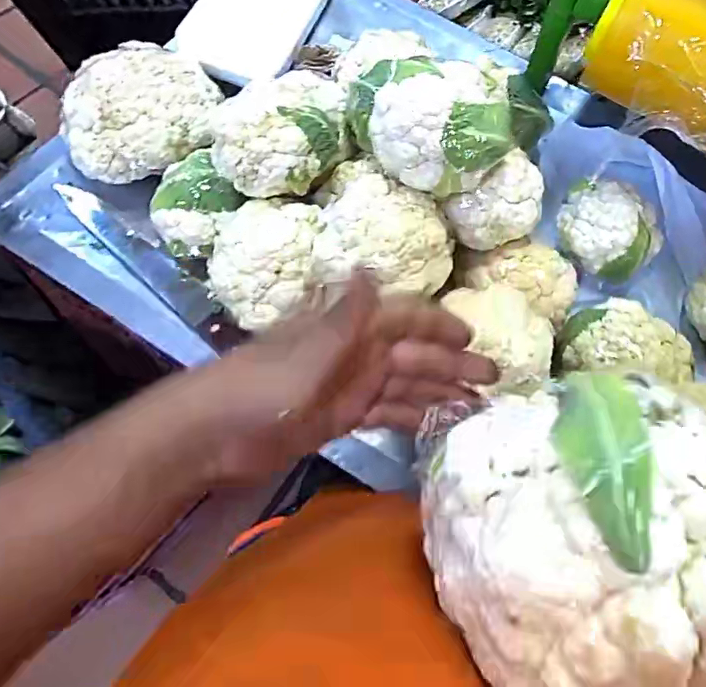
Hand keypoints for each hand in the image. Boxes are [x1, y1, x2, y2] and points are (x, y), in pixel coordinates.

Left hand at [203, 272, 498, 480]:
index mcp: (351, 329)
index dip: (439, 326)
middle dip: (453, 364)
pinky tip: (439, 425)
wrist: (211, 436)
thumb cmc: (261, 389)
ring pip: (407, 385)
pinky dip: (414, 416)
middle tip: (494, 380)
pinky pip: (388, 412)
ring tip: (478, 407)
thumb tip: (372, 269)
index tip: (473, 338)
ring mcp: (351, 384)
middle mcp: (358, 351)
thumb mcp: (307, 354)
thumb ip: (345, 318)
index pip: (406, 319)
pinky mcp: (342, 416)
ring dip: (441, 392)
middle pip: (415, 355)